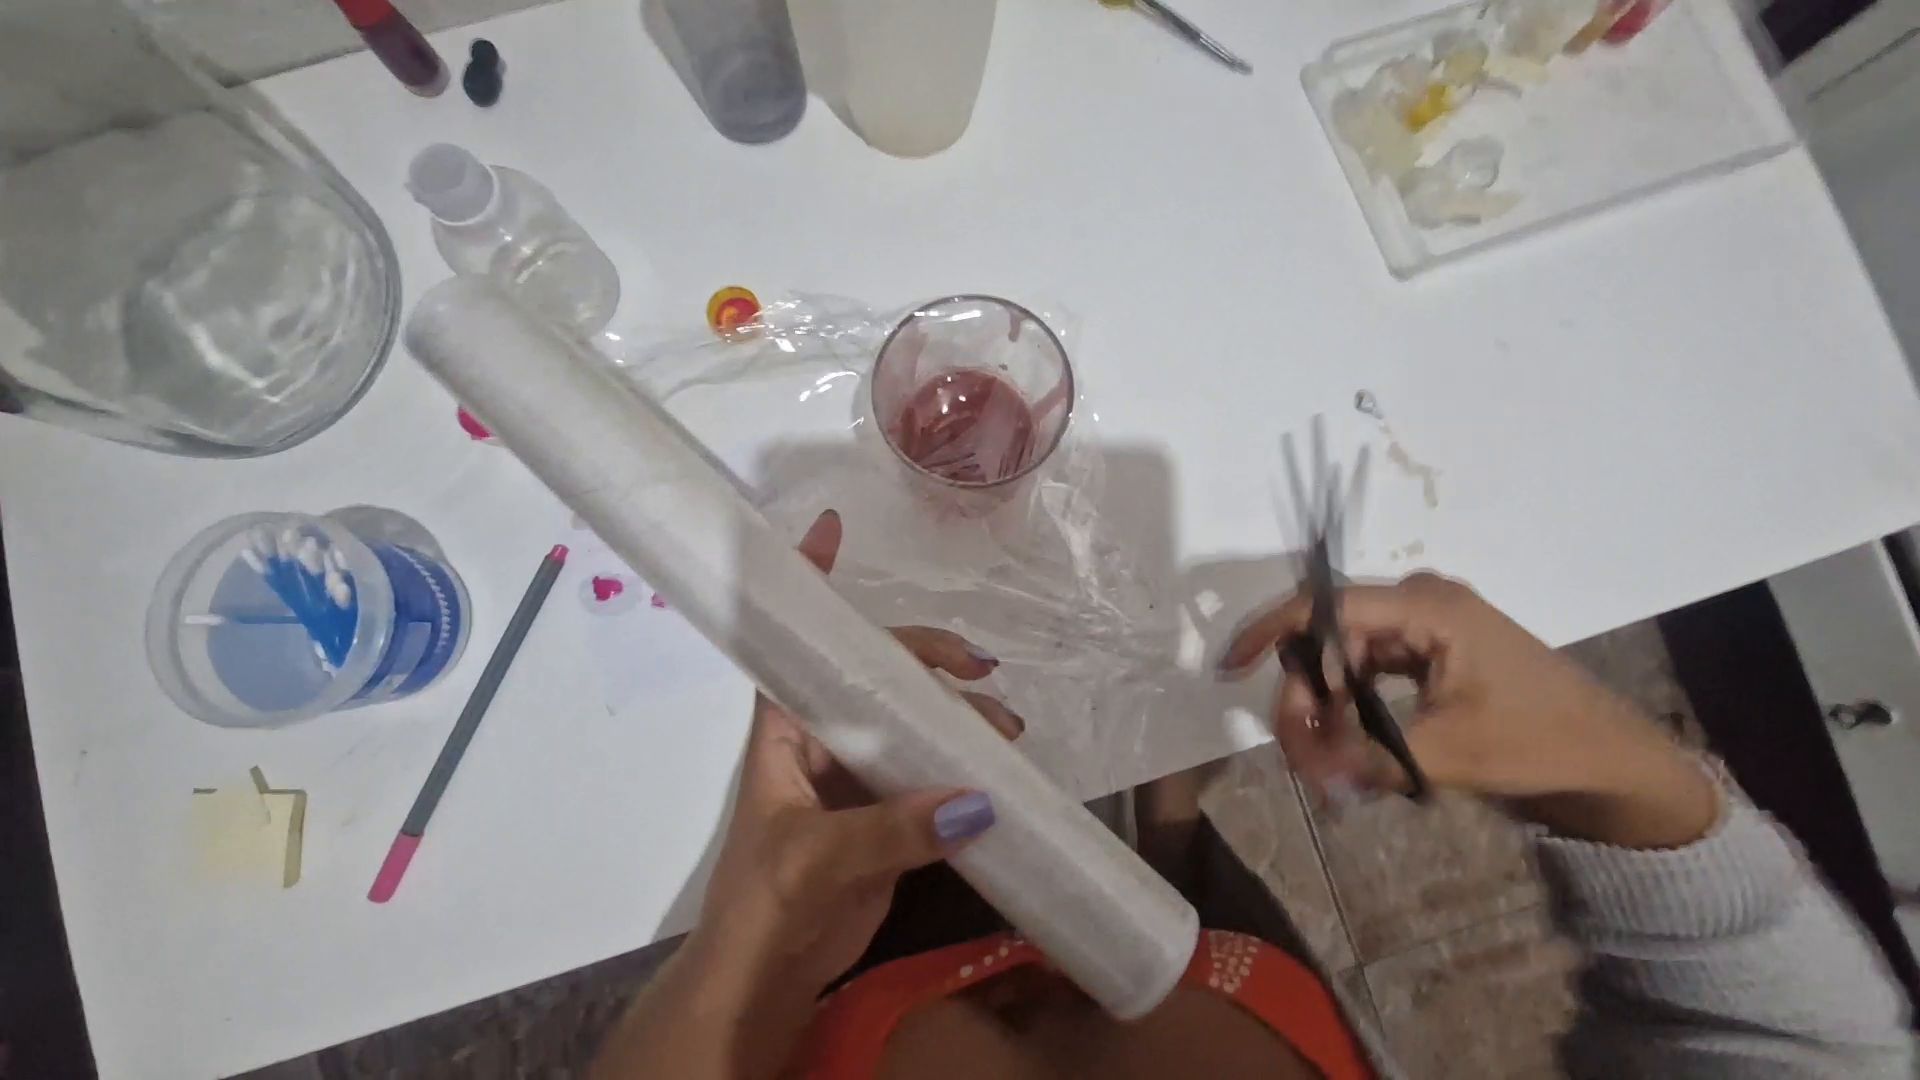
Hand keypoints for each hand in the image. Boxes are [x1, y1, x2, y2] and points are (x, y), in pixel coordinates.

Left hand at [694, 510, 1020, 996]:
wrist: (766, 977)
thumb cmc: (765, 902)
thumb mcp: (816, 859)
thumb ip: (892, 831)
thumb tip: (978, 800)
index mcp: (787, 724)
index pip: (795, 638)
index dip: (810, 582)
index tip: (834, 529)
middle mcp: (824, 733)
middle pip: (877, 669)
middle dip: (929, 657)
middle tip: (981, 673)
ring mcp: (859, 770)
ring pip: (913, 715)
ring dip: (959, 712)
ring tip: (1006, 731)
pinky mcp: (888, 808)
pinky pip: (932, 765)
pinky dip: (966, 757)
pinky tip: (1001, 764)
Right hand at [1219, 571, 1716, 848]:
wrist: (1613, 763)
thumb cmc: (1541, 743)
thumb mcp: (1448, 753)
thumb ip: (1366, 757)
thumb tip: (1306, 771)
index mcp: (1427, 608)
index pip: (1326, 606)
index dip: (1270, 631)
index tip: (1232, 666)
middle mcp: (1419, 604)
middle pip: (1329, 636)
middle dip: (1304, 692)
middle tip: (1298, 749)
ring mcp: (1423, 627)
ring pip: (1343, 656)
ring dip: (1324, 703)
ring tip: (1323, 756)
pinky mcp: (1426, 652)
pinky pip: (1365, 670)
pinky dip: (1347, 704)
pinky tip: (1344, 741)